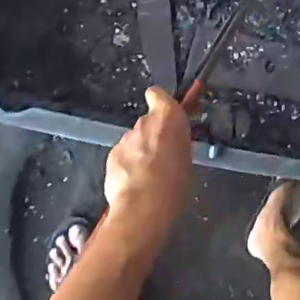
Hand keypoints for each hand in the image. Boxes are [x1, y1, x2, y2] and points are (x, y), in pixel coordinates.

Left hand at [101, 88, 192, 256]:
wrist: (144, 204)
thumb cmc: (176, 179)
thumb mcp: (188, 155)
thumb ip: (177, 141)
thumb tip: (172, 143)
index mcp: (168, 117)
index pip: (158, 94)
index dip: (159, 101)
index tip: (164, 112)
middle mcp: (144, 122)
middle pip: (147, 122)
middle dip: (152, 134)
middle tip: (162, 154)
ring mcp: (125, 139)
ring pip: (134, 141)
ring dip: (140, 151)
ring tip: (148, 174)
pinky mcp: (111, 155)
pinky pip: (122, 155)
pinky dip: (127, 164)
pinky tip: (134, 182)